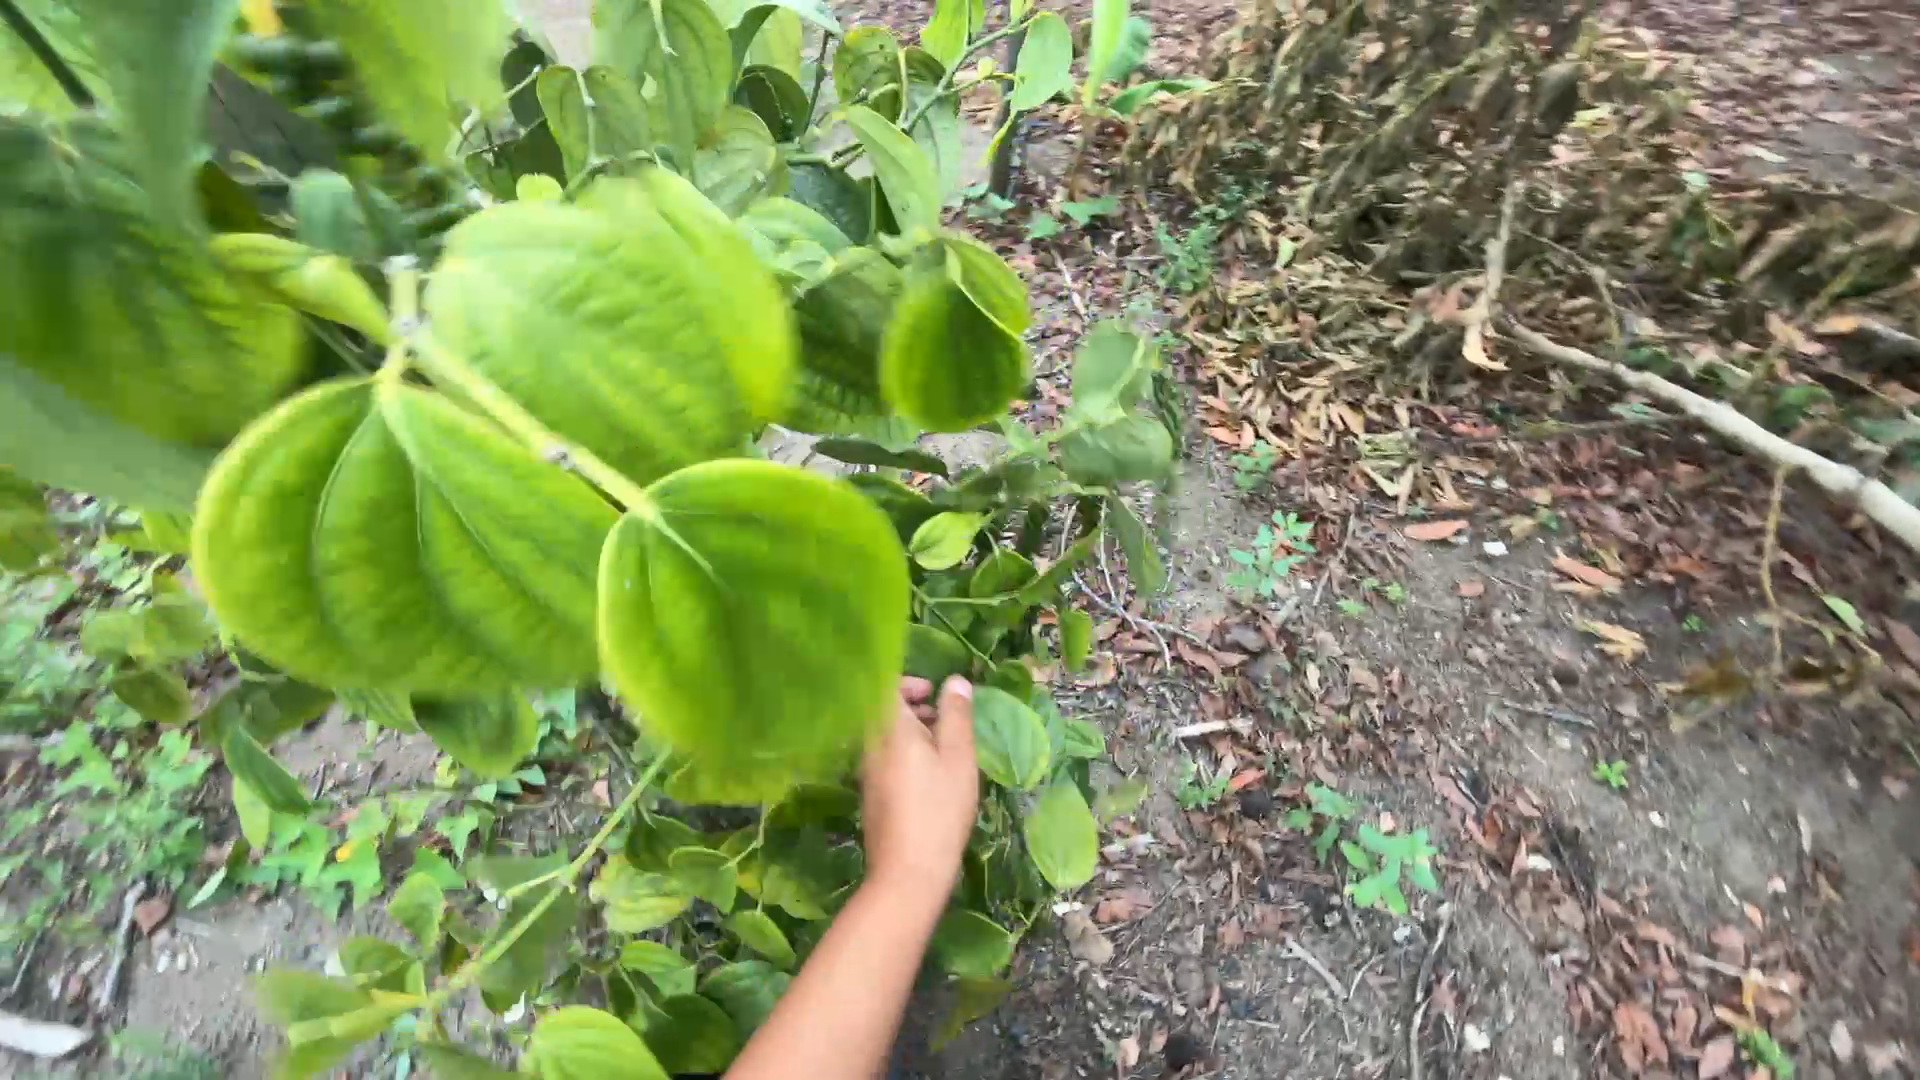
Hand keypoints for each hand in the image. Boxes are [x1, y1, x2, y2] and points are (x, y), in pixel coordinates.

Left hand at [861, 676, 978, 899]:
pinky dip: (904, 752)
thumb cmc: (939, 809)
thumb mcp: (958, 757)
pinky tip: (931, 775)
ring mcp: (866, 770)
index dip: (908, 682)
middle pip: (884, 710)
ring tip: (944, 747)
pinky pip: (884, 756)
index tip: (932, 692)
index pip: (885, 687)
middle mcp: (871, 744)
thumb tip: (955, 680)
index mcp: (890, 728)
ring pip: (885, 735)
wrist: (907, 872)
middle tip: (944, 718)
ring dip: (912, 730)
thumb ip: (956, 715)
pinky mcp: (870, 792)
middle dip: (914, 706)